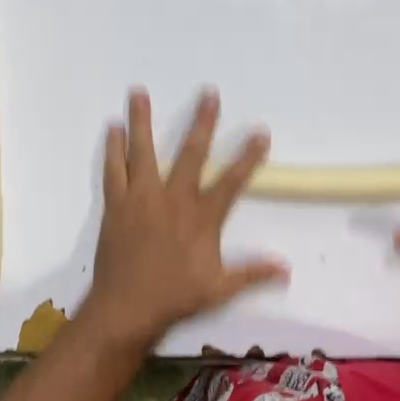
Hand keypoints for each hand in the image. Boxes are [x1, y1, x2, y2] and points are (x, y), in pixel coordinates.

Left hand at [79, 89, 287, 347]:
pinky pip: (114, 171)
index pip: (231, 180)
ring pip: (143, 152)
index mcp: (201, 217)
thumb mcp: (220, 289)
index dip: (248, 156)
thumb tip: (286, 269)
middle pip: (191, 153)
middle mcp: (173, 199)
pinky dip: (112, 149)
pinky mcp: (116, 206)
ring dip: (142, 120)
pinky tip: (113, 128)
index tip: (260, 132)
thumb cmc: (175, 298)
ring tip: (138, 92)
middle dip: (202, 122)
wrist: (126, 308)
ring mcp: (141, 199)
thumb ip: (252, 274)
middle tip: (208, 93)